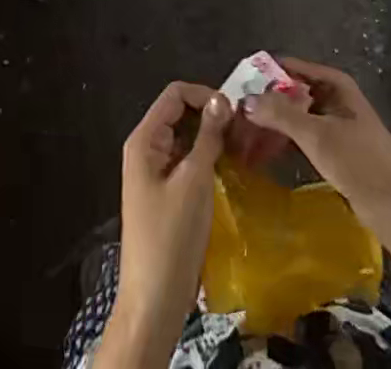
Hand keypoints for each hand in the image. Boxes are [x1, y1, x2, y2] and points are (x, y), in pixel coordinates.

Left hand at [105, 83, 230, 361]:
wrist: (155, 296)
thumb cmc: (171, 235)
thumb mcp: (194, 180)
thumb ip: (208, 136)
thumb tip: (222, 98)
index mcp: (144, 140)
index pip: (175, 94)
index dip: (205, 95)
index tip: (235, 112)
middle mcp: (148, 147)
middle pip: (181, 112)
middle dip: (212, 114)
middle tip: (246, 127)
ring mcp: (158, 169)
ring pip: (188, 135)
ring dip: (214, 135)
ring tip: (245, 143)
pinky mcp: (169, 189)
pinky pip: (190, 158)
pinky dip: (210, 155)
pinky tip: (234, 163)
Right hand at [238, 57, 390, 225]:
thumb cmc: (358, 161)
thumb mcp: (316, 135)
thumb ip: (280, 114)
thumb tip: (246, 100)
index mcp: (336, 84)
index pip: (293, 67)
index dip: (265, 74)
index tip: (236, 86)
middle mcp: (336, 98)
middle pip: (294, 91)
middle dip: (266, 101)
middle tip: (234, 115)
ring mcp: (336, 123)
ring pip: (297, 114)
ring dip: (274, 122)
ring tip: (242, 133)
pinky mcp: (335, 148)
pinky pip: (303, 134)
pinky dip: (285, 139)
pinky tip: (264, 151)